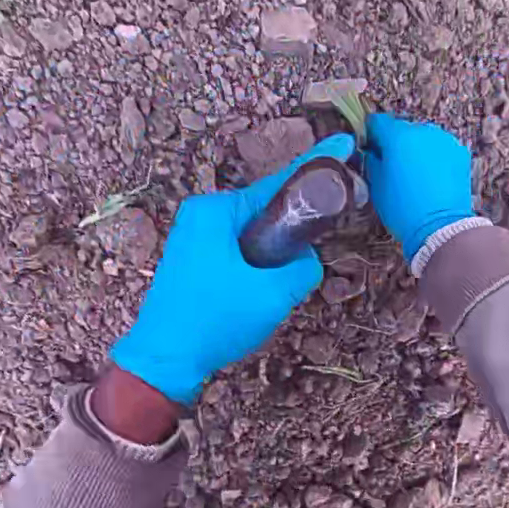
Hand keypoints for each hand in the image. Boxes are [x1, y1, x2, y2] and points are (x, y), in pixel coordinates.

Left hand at [110, 134, 355, 405]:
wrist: (164, 360)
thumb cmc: (214, 322)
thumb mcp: (273, 294)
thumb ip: (303, 269)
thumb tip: (307, 260)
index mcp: (216, 211)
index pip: (278, 184)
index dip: (317, 168)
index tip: (344, 146)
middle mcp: (201, 216)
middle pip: (265, 210)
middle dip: (295, 225)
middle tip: (324, 233)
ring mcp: (193, 238)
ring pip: (252, 234)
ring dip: (274, 251)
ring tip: (285, 280)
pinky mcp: (192, 260)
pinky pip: (237, 250)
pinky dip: (257, 262)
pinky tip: (265, 286)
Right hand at [361, 113, 476, 258]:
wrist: (441, 228)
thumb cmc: (403, 210)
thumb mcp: (377, 187)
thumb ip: (372, 161)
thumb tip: (372, 152)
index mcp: (399, 137)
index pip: (378, 122)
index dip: (371, 134)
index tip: (370, 148)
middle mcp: (423, 131)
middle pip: (403, 129)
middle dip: (395, 143)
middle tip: (392, 166)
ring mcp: (444, 140)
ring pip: (423, 137)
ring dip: (415, 149)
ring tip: (414, 174)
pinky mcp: (460, 153)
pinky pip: (440, 148)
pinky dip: (433, 157)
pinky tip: (430, 178)